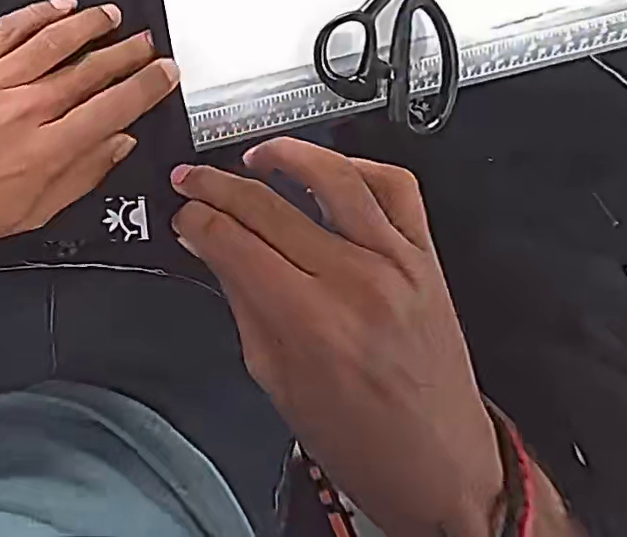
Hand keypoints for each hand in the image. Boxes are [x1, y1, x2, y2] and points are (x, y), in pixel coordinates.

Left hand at [0, 0, 178, 291]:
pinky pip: (7, 30)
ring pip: (53, 41)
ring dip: (89, 24)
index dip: (147, 86)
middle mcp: (22, 110)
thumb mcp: (32, 212)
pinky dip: (36, 14)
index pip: (113, 107)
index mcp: (45, 150)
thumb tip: (118, 144)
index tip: (163, 73)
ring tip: (110, 17)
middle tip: (144, 43)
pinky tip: (57, 8)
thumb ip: (82, 174)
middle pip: (90, 70)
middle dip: (126, 53)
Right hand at [171, 138, 501, 536]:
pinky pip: (395, 186)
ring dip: (282, 154)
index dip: (194, 218)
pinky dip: (356, 165)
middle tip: (191, 179)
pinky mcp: (426, 257)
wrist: (444, 472)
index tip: (182, 213)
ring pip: (332, 175)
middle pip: (265, 204)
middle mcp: (355, 282)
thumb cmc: (358, 439)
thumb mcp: (273, 375)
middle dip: (213, 184)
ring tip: (254, 156)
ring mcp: (397, 262)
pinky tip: (328, 170)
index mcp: (310, 323)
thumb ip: (238, 296)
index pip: (230, 239)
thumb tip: (206, 241)